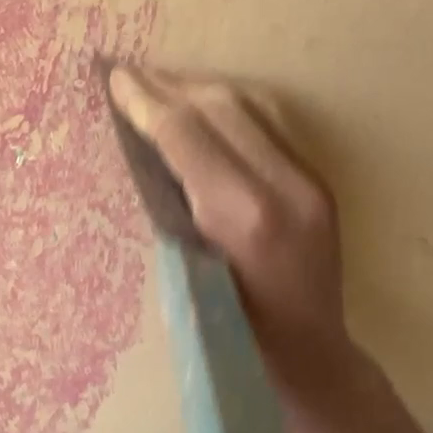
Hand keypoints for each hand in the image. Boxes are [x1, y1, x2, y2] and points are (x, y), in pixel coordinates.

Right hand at [107, 65, 428, 432]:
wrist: (312, 358)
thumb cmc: (233, 331)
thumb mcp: (183, 268)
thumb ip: (166, 199)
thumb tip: (137, 138)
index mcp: (245, 217)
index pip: (186, 133)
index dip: (145, 100)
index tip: (115, 77)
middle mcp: (284, 187)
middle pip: (218, 106)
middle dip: (167, 85)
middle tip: (128, 74)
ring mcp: (309, 179)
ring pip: (246, 102)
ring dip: (195, 86)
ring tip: (157, 83)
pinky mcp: (317, 178)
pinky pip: (267, 117)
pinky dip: (225, 101)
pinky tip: (200, 101)